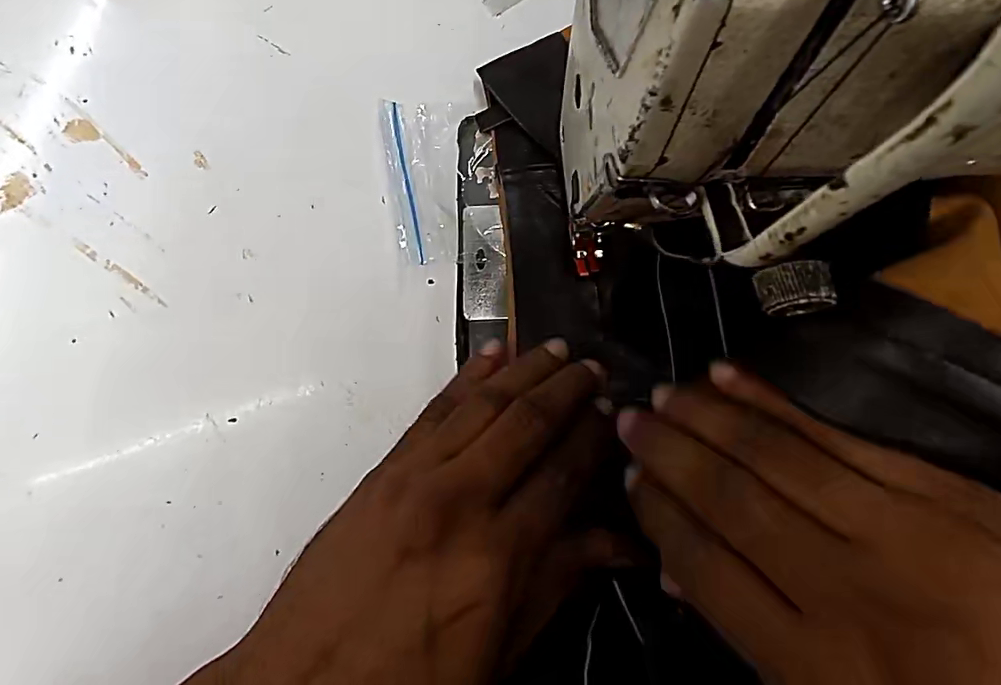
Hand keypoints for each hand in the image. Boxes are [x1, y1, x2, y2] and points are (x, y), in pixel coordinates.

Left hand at [191, 338, 621, 684]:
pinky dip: (467, 377)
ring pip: (483, 403)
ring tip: (554, 350)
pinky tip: (492, 355)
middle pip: (527, 424)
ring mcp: (416, 478)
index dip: (593, 438)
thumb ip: (557, 585)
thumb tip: (616, 545)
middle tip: (594, 368)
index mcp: (497, 557)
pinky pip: (434, 409)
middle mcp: (459, 502)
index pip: (562, 474)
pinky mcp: (383, 470)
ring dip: (524, 371)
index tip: (613, 415)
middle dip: (567, 389)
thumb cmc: (408, 684)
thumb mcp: (499, 653)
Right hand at [620, 362, 1000, 684]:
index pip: (708, 567)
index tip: (628, 479)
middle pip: (730, 498)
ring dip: (709, 418)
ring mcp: (896, 525)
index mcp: (827, 669)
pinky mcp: (938, 487)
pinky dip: (774, 401)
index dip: (658, 515)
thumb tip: (693, 576)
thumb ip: (773, 651)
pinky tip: (734, 378)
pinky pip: (833, 434)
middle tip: (626, 418)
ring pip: (772, 454)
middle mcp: (847, 587)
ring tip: (665, 394)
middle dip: (668, 453)